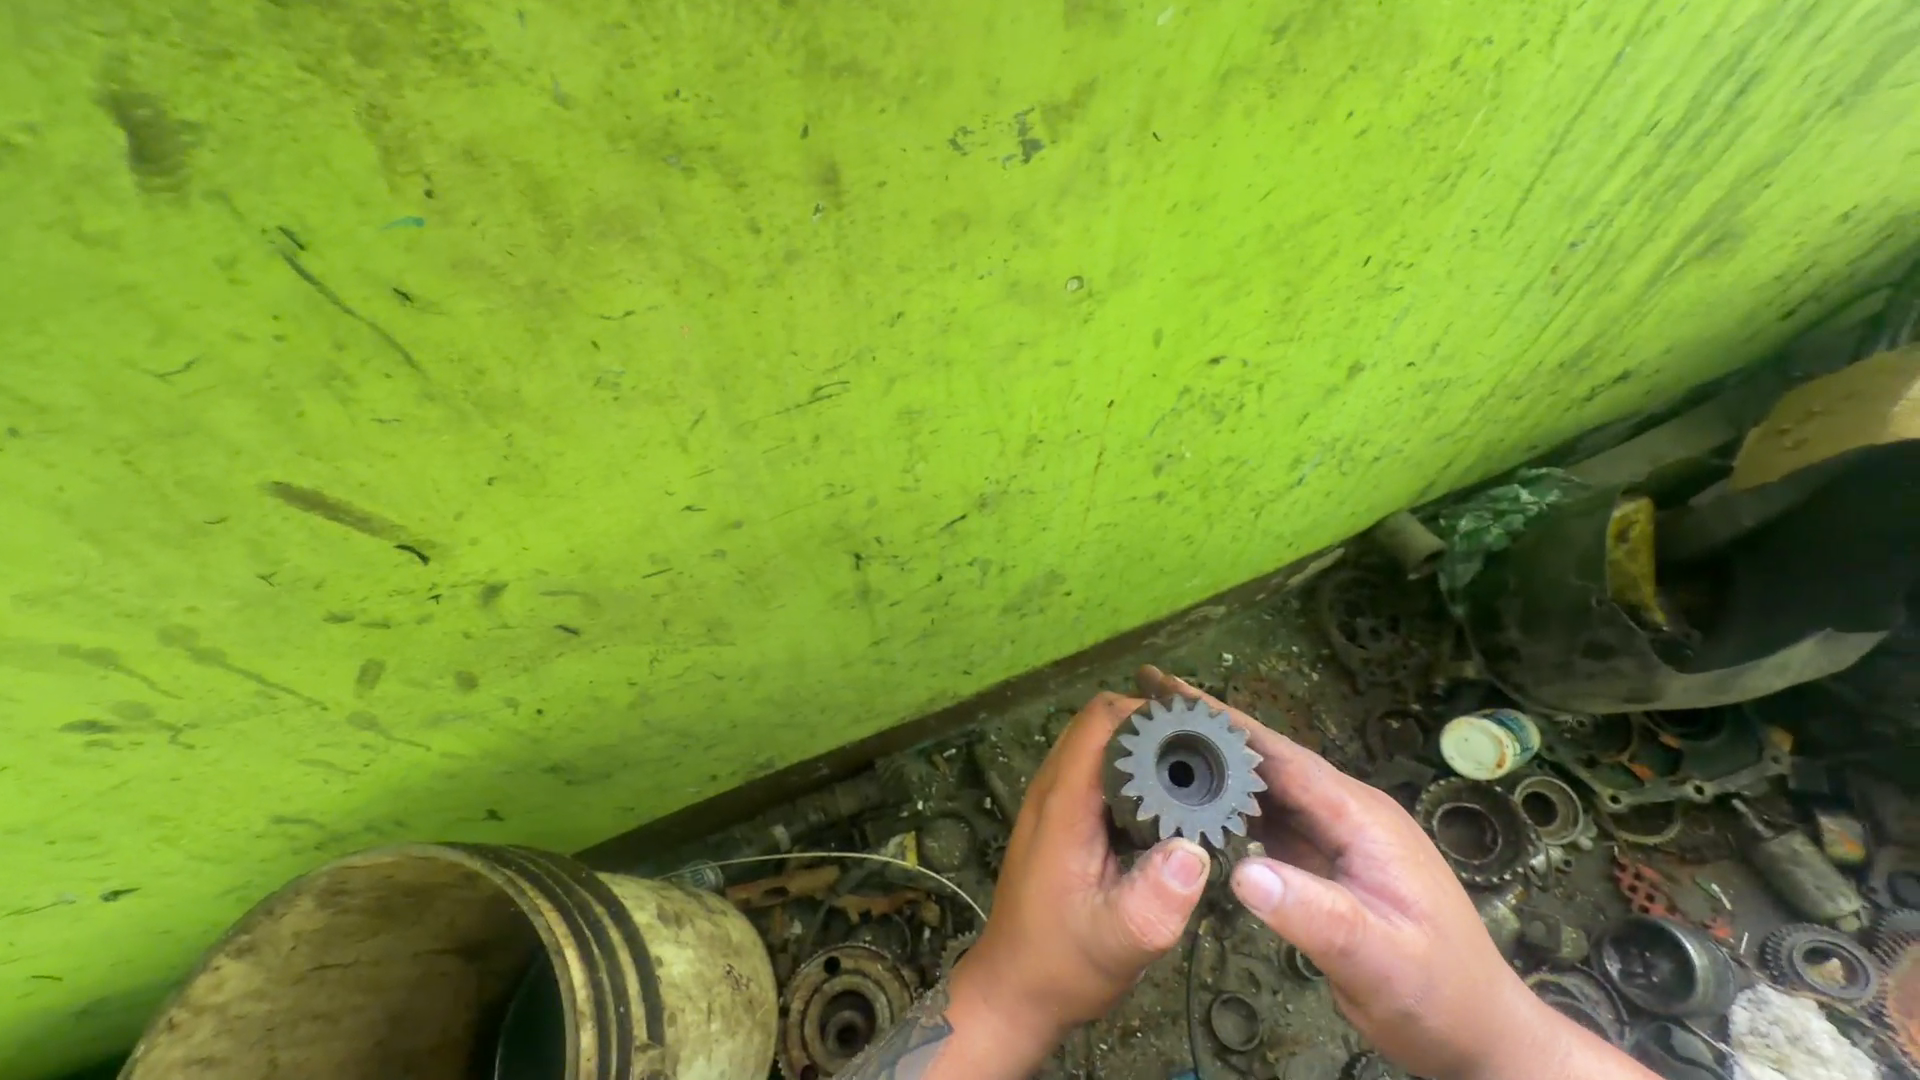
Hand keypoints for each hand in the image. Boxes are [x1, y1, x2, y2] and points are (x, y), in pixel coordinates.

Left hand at [951, 691, 1212, 1049]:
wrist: (1013, 989)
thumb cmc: (1063, 964)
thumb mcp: (1122, 941)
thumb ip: (1158, 898)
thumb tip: (1197, 849)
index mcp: (1064, 803)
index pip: (1101, 721)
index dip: (1149, 714)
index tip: (1200, 732)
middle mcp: (1052, 789)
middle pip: (1098, 723)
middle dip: (1150, 724)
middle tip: (1206, 750)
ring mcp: (1050, 802)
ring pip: (1095, 745)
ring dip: (1139, 746)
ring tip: (1193, 769)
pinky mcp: (1056, 817)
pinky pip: (1093, 771)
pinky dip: (1128, 770)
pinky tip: (1163, 799)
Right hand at [1134, 666, 1551, 1079]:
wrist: (1480, 1035)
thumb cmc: (1436, 994)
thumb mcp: (1375, 957)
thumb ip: (1311, 912)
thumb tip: (1237, 870)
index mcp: (1359, 816)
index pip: (1279, 756)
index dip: (1222, 722)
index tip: (1168, 689)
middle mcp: (1344, 812)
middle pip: (1267, 759)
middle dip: (1209, 728)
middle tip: (1146, 703)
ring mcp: (1335, 835)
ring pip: (1265, 787)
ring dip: (1215, 763)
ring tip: (1157, 742)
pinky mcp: (1324, 859)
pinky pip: (1268, 819)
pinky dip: (1229, 804)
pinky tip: (1194, 802)